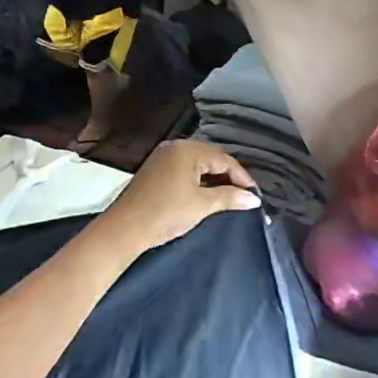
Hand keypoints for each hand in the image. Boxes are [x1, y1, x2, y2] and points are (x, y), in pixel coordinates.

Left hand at [93, 140, 258, 255]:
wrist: (123, 230)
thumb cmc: (165, 214)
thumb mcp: (202, 205)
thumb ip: (230, 197)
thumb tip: (254, 199)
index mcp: (188, 150)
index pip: (224, 159)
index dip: (242, 176)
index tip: (254, 194)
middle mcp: (175, 147)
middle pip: (211, 158)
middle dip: (228, 175)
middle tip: (244, 194)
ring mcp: (163, 157)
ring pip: (198, 163)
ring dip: (213, 178)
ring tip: (228, 195)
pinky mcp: (155, 169)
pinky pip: (185, 168)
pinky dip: (198, 179)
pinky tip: (206, 193)